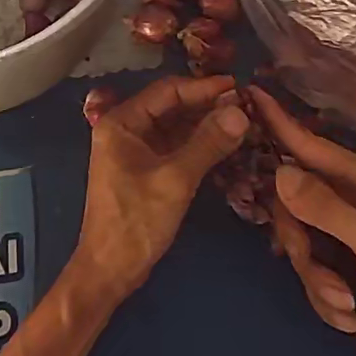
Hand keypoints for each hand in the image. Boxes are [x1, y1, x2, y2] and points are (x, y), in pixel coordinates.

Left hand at [72, 76, 249, 307]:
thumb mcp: (175, 180)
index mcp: (121, 122)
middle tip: (246, 103)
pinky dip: (198, 143)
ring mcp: (134, 149)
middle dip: (206, 104)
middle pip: (170, 106)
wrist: (110, 270)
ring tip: (242, 120)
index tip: (238, 85)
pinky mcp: (145, 169)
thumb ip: (207, 143)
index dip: (203, 87)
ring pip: (175, 126)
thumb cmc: (136, 221)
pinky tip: (225, 143)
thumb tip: (240, 111)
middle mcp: (125, 128)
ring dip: (205, 123)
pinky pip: (175, 146)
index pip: (167, 92)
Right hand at [249, 87, 355, 355]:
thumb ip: (328, 211)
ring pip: (299, 239)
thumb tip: (280, 172)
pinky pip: (309, 269)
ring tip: (348, 304)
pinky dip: (326, 298)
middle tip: (324, 276)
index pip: (315, 147)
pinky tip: (354, 316)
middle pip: (296, 203)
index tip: (250, 95)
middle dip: (303, 245)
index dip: (281, 124)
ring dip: (318, 279)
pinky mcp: (341, 263)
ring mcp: (346, 231)